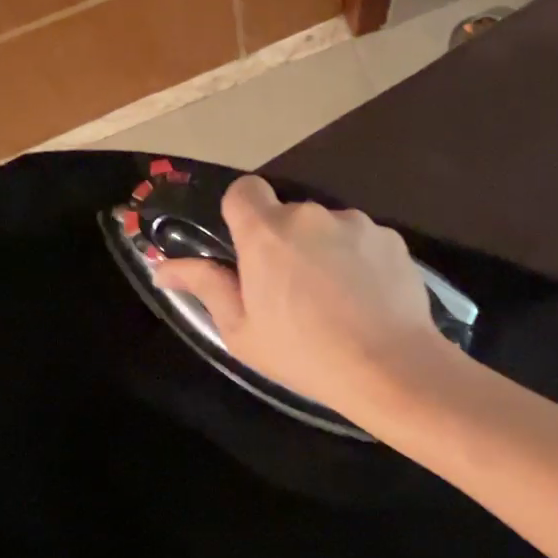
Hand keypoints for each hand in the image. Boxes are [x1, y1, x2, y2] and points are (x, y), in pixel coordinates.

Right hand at [152, 176, 450, 415]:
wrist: (389, 367)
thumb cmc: (305, 354)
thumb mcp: (243, 332)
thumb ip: (206, 287)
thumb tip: (164, 266)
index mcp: (267, 232)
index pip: (244, 190)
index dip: (242, 214)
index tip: (249, 250)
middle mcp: (312, 215)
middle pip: (289, 215)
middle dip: (286, 243)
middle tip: (292, 292)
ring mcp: (358, 224)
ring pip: (330, 229)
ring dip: (326, 252)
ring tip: (337, 302)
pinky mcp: (393, 240)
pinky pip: (365, 243)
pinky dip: (361, 263)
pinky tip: (367, 301)